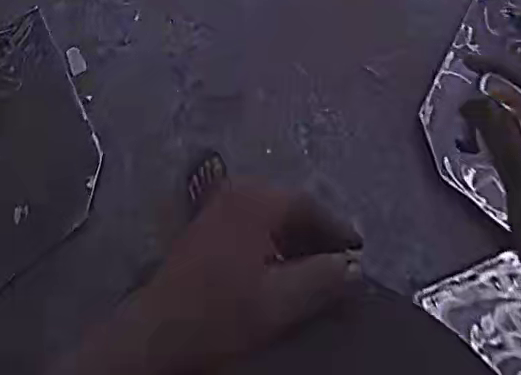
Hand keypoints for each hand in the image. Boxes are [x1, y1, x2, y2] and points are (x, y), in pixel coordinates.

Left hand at [55, 181, 362, 374]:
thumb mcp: (280, 302)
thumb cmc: (220, 312)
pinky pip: (253, 222)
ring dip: (296, 239)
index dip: (337, 228)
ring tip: (320, 272)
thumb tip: (354, 267)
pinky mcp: (209, 223)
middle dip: (317, 234)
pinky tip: (285, 269)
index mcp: (253, 201)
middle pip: (288, 205)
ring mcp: (218, 205)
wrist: (160, 328)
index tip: (360, 252)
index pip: (306, 204)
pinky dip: (274, 241)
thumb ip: (321, 280)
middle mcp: (235, 192)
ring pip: (271, 215)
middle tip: (344, 265)